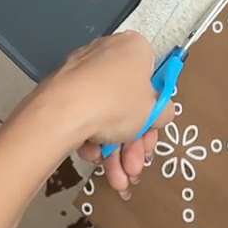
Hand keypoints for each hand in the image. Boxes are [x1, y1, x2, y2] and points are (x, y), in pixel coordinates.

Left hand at [23, 32, 170, 197]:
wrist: (63, 111)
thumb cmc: (118, 103)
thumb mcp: (153, 112)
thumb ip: (163, 112)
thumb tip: (161, 112)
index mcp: (134, 47)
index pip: (151, 78)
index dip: (153, 113)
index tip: (150, 136)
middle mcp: (109, 51)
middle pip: (128, 102)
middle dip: (133, 142)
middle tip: (134, 169)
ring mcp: (83, 69)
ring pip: (107, 112)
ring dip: (115, 149)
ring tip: (117, 179)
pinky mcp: (64, 87)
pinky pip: (86, 112)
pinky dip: (92, 136)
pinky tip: (93, 158)